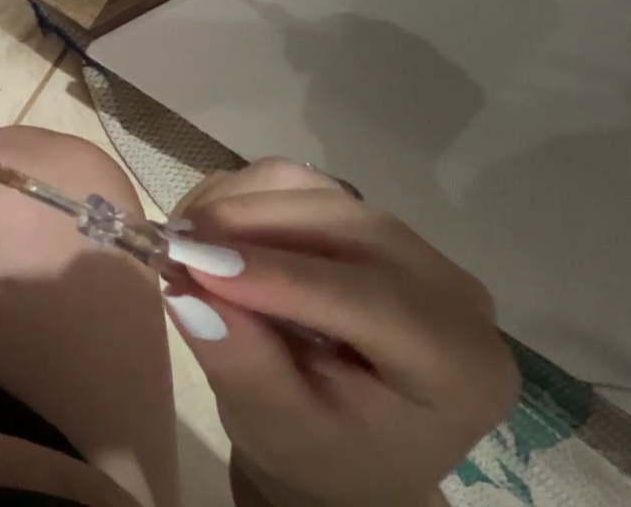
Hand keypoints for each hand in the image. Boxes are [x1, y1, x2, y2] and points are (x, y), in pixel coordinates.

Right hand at [163, 160, 518, 506]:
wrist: (339, 439)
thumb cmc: (319, 449)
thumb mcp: (279, 430)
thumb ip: (244, 368)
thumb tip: (189, 295)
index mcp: (459, 365)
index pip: (375, 300)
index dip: (280, 274)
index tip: (192, 262)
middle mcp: (448, 293)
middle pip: (346, 225)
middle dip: (248, 224)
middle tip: (170, 245)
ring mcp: (403, 246)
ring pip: (311, 190)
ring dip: (234, 204)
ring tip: (182, 243)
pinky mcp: (355, 220)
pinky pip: (289, 182)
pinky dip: (234, 195)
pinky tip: (205, 235)